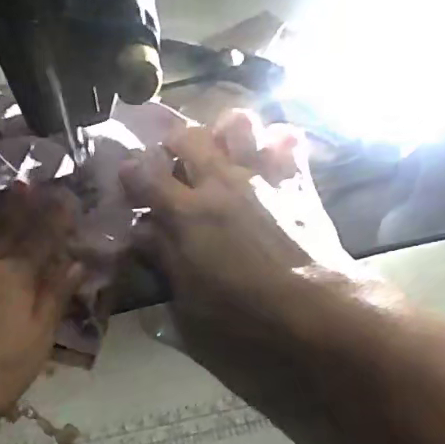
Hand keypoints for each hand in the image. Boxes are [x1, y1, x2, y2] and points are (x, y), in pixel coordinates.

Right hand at [123, 111, 387, 343]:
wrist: (316, 314)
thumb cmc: (243, 322)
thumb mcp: (187, 305)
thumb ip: (164, 260)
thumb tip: (144, 233)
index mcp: (186, 215)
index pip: (146, 175)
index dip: (131, 173)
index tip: (128, 178)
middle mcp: (221, 182)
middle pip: (189, 137)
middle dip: (174, 144)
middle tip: (173, 165)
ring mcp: (263, 176)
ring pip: (239, 122)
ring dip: (225, 133)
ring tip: (223, 153)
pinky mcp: (298, 181)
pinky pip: (286, 138)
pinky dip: (274, 142)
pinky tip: (268, 160)